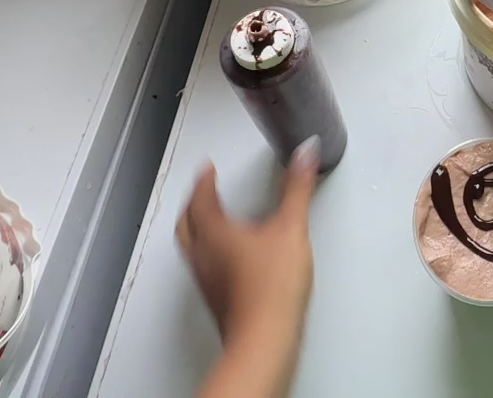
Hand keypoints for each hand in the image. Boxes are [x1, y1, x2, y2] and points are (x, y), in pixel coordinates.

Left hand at [178, 137, 319, 341]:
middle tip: (203, 189)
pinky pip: (204, 265)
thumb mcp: (291, 226)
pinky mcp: (218, 299)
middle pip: (187, 224)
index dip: (203, 181)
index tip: (207, 168)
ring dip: (198, 226)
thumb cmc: (273, 285)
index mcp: (215, 234)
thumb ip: (298, 188)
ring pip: (192, 247)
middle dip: (194, 203)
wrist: (265, 339)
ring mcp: (208, 281)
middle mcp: (205, 257)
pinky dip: (209, 248)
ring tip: (214, 217)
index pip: (201, 200)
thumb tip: (305, 154)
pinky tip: (231, 252)